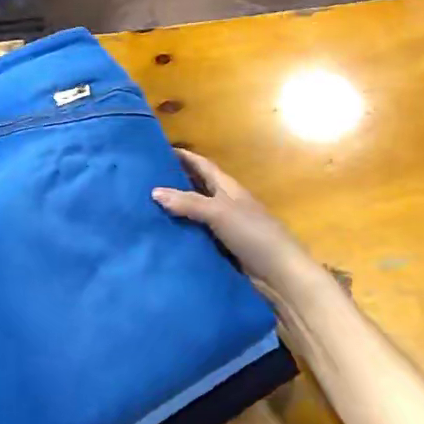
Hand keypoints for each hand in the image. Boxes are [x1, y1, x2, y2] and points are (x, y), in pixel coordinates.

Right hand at [152, 149, 319, 297]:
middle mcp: (226, 204)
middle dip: (175, 182)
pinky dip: (181, 234)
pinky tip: (162, 236)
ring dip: (175, 210)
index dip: (185, 156)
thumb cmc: (253, 233)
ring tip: (145, 208)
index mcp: (228, 188)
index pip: (203, 166)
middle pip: (197, 188)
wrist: (279, 274)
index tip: (159, 150)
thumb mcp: (219, 212)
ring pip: (195, 214)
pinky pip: (196, 237)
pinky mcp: (222, 250)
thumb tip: (154, 191)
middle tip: (144, 181)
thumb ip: (188, 202)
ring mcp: (224, 228)